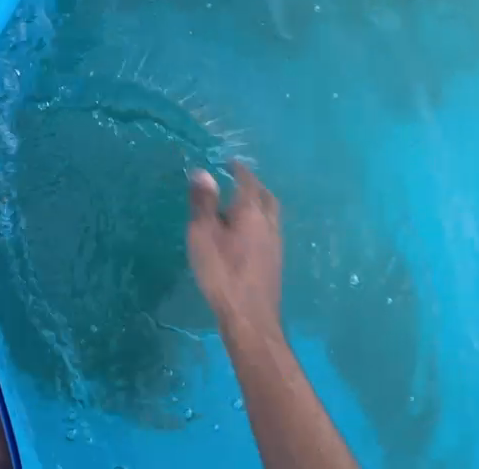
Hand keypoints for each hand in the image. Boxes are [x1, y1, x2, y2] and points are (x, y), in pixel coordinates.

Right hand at [187, 162, 282, 340]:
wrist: (250, 317)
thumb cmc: (221, 270)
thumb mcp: (203, 232)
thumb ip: (204, 202)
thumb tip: (204, 172)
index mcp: (252, 212)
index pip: (248, 182)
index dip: (239, 170)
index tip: (229, 162)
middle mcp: (269, 224)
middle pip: (266, 197)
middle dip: (254, 185)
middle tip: (238, 179)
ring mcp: (275, 245)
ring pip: (271, 214)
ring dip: (259, 203)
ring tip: (241, 202)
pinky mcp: (275, 262)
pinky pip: (269, 230)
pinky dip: (259, 220)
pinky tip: (247, 231)